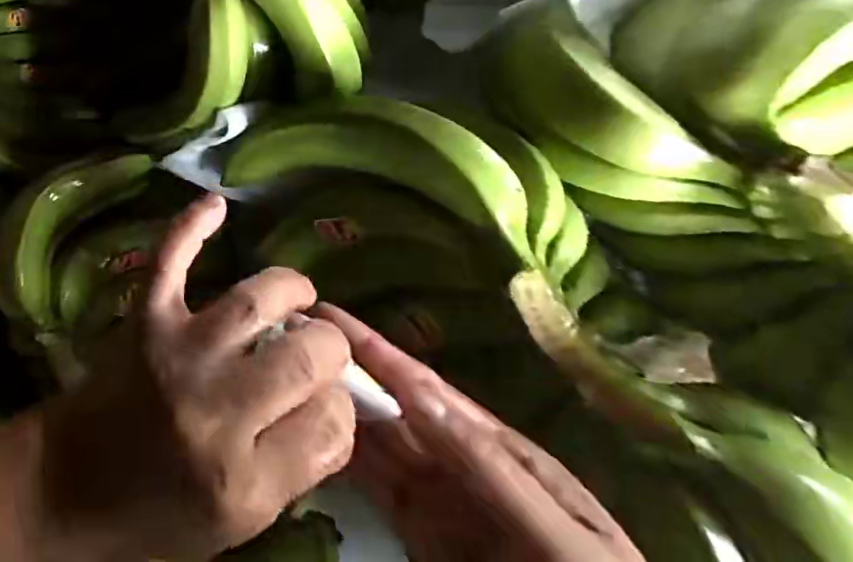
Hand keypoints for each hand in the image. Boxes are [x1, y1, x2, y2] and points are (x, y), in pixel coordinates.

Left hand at [37, 195, 356, 560]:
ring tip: (296, 297)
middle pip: (306, 356)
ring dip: (290, 289)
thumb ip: (298, 461)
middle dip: (328, 346)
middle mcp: (214, 411)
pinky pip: (171, 258)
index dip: (340, 406)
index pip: (332, 424)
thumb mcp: (242, 518)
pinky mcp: (143, 319)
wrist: (68, 490)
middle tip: (317, 346)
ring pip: (257, 298)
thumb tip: (338, 395)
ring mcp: (177, 354)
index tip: (327, 398)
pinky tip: (217, 204)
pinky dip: (191, 226)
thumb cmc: (159, 514)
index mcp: (243, 480)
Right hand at [319, 305, 642, 561]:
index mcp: (502, 451)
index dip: (377, 351)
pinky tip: (314, 444)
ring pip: (379, 450)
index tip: (328, 313)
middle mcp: (463, 467)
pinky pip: (379, 495)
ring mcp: (442, 507)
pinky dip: (346, 467)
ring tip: (289, 381)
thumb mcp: (562, 536)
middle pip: (394, 412)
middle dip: (348, 375)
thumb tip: (421, 393)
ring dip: (338, 415)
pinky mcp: (425, 543)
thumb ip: (490, 467)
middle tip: (289, 342)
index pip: (427, 389)